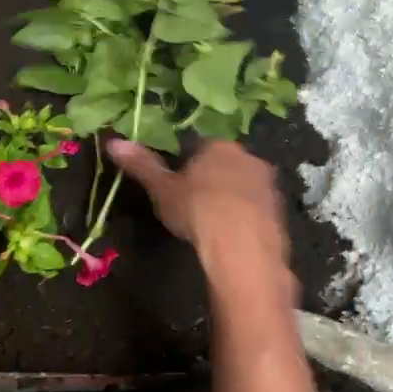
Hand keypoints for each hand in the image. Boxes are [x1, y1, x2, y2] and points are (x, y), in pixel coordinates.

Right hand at [106, 138, 294, 303]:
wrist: (243, 249)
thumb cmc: (197, 209)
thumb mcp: (161, 188)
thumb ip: (140, 164)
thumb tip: (113, 142)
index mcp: (219, 146)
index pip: (197, 145)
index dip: (182, 162)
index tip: (172, 181)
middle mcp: (249, 158)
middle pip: (222, 163)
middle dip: (207, 177)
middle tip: (187, 199)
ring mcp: (268, 185)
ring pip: (239, 184)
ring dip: (225, 196)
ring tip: (205, 219)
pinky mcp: (279, 212)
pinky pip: (252, 207)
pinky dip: (240, 215)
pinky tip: (225, 232)